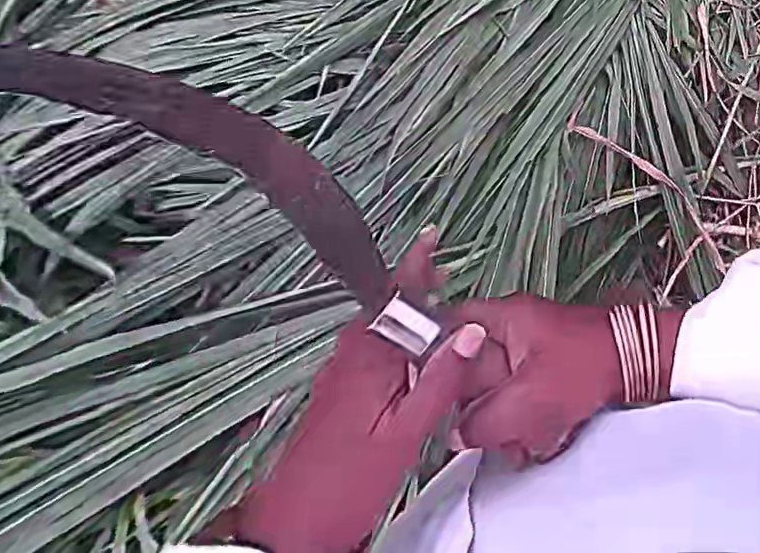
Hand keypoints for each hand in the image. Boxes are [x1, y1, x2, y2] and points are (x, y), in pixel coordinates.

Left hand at [229, 231, 486, 552]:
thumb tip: (471, 333)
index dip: (417, 263)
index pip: (397, 296)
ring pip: (381, 327)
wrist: (288, 531)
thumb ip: (440, 380)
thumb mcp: (405, 435)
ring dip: (409, 311)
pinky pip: (372, 347)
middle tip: (444, 271)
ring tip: (437, 307)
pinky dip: (397, 336)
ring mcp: (340, 373)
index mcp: (370, 358)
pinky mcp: (337, 390)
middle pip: (389, 305)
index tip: (432, 237)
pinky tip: (412, 353)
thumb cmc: (343, 486)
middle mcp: (351, 357)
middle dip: (418, 284)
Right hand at [453, 296, 680, 462]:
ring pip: (498, 386)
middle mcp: (513, 326)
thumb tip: (457, 433)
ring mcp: (531, 346)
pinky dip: (527, 416)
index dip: (438, 358)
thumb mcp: (526, 398)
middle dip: (479, 404)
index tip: (434, 390)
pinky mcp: (547, 366)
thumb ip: (482, 420)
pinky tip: (543, 435)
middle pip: (473, 366)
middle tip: (489, 428)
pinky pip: (521, 394)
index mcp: (503, 317)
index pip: (452, 326)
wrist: (636, 360)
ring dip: (506, 417)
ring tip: (524, 436)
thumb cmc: (583, 367)